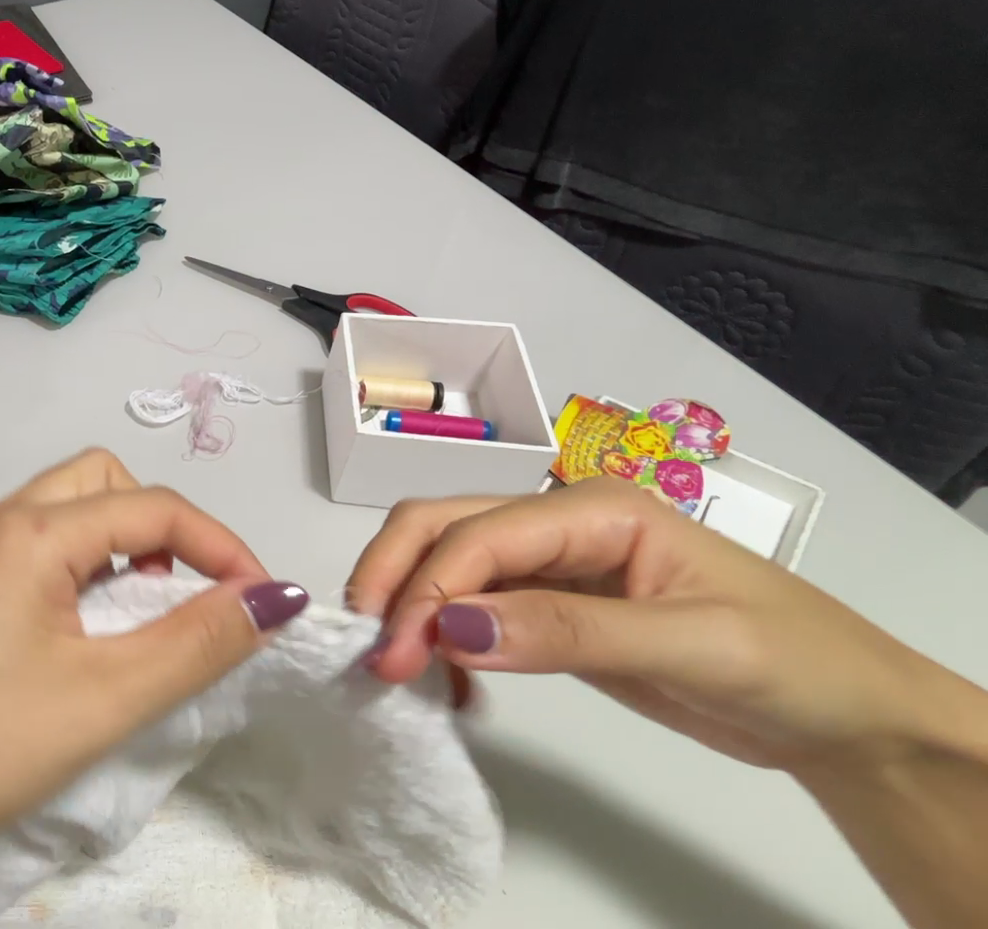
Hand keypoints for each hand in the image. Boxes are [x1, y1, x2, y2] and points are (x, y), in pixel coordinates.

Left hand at [0, 449, 310, 928]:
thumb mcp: (106, 697)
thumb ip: (198, 641)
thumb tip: (277, 596)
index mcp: (33, 532)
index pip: (153, 507)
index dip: (222, 546)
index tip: (263, 604)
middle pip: (104, 483)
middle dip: (161, 526)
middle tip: (181, 597)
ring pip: (67, 510)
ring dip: (120, 544)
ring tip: (136, 616)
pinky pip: (37, 545)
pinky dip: (81, 565)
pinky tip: (81, 628)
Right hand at [348, 477, 953, 771]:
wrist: (852, 718)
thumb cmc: (798, 666)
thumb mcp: (693, 646)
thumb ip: (566, 631)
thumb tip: (450, 629)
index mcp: (591, 509)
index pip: (477, 534)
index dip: (426, 589)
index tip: (393, 655)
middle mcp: (555, 523)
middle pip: (438, 528)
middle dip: (396, 583)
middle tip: (374, 654)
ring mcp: (546, 563)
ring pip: (443, 566)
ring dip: (410, 611)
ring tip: (404, 673)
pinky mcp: (542, 606)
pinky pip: (467, 610)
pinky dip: (441, 640)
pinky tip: (451, 683)